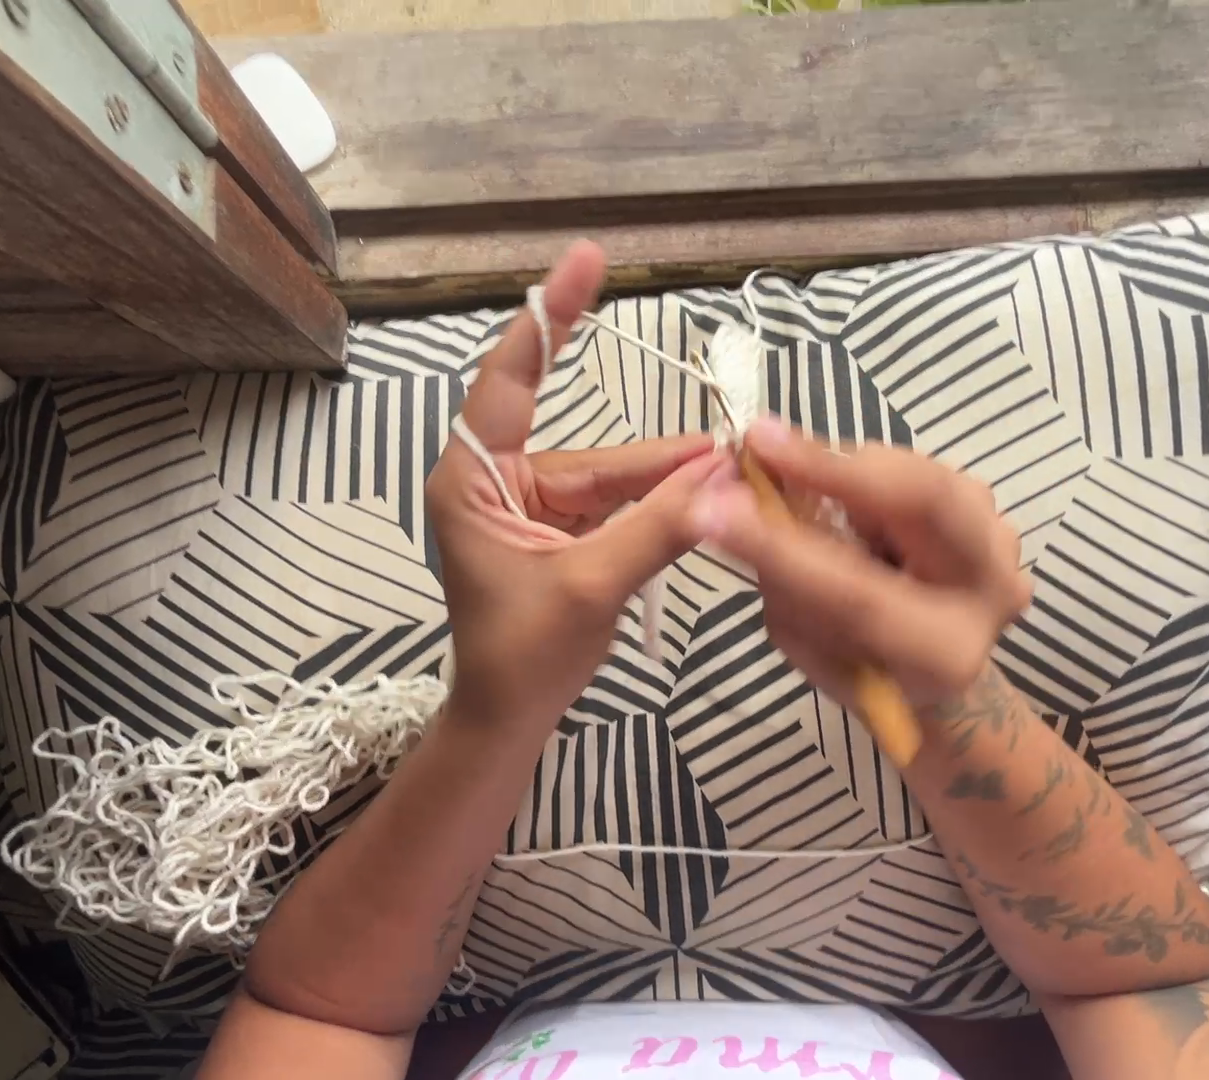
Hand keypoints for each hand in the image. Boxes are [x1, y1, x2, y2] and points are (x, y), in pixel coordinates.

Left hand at [427, 242, 727, 728]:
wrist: (507, 717)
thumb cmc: (523, 656)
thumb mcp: (590, 587)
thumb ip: (655, 526)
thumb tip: (723, 475)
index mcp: (475, 482)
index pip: (510, 382)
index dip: (549, 318)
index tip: (588, 259)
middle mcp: (498, 482)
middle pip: (588, 448)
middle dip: (658, 453)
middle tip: (728, 440)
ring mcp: (530, 508)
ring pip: (610, 479)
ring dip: (667, 480)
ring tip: (732, 474)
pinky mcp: (557, 533)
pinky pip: (613, 506)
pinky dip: (656, 504)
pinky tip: (703, 497)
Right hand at [691, 418, 1031, 708]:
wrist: (943, 672)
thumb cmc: (865, 670)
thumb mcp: (810, 646)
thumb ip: (783, 583)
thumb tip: (727, 507)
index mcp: (943, 651)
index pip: (856, 594)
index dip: (782, 548)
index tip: (714, 508)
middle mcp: (992, 590)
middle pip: (922, 501)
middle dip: (834, 465)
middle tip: (760, 440)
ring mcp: (1003, 541)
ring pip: (918, 472)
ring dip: (843, 466)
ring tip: (788, 466)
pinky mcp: (993, 511)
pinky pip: (920, 468)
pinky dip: (864, 468)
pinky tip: (836, 481)